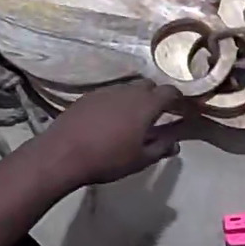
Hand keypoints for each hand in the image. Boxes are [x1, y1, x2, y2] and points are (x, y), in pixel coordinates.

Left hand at [29, 79, 182, 188]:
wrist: (63, 154)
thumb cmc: (108, 159)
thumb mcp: (140, 160)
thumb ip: (161, 148)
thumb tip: (175, 144)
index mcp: (145, 105)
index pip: (169, 92)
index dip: (178, 99)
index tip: (181, 108)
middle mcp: (127, 91)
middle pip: (148, 86)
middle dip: (156, 96)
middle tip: (157, 114)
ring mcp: (105, 92)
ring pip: (127, 89)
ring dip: (134, 99)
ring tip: (132, 119)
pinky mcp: (87, 97)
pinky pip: (109, 95)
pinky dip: (115, 103)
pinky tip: (108, 121)